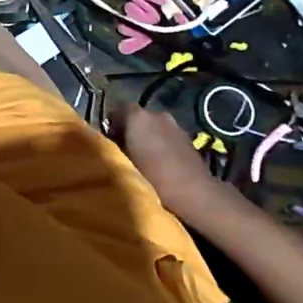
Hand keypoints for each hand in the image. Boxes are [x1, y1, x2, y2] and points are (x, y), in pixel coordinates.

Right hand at [109, 103, 237, 220]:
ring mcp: (175, 124)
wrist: (194, 192)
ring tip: (143, 159)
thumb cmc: (153, 178)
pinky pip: (167, 135)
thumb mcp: (125, 164)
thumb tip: (112, 142)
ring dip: (148, 137)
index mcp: (138, 116)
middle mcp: (157, 113)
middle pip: (137, 118)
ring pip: (154, 126)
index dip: (111, 125)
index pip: (117, 110)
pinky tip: (161, 163)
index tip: (109, 142)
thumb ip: (115, 148)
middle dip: (131, 131)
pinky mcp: (187, 137)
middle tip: (125, 152)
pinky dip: (162, 144)